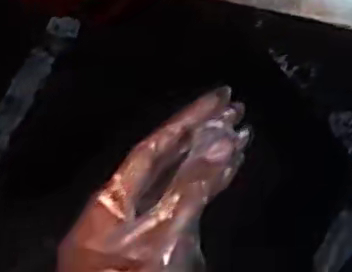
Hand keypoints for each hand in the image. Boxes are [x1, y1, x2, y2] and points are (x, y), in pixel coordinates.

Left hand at [60, 88, 251, 271]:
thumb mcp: (165, 237)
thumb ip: (195, 184)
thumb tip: (225, 136)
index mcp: (108, 207)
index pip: (153, 148)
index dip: (189, 119)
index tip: (224, 95)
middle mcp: (116, 215)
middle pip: (162, 162)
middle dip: (201, 134)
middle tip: (238, 110)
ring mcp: (131, 238)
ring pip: (173, 183)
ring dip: (208, 158)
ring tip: (242, 135)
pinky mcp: (147, 257)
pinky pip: (179, 205)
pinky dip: (205, 185)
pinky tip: (229, 171)